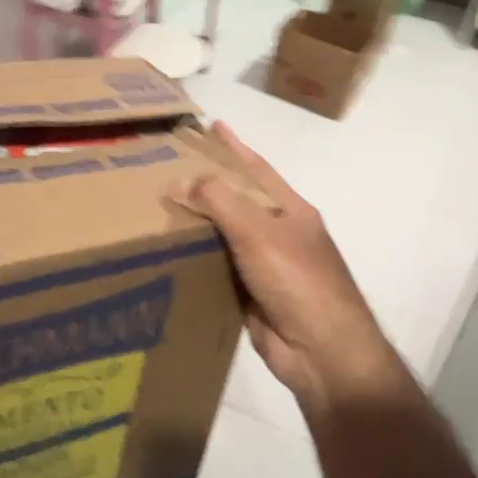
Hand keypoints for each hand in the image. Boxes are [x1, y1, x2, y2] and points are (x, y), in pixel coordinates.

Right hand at [174, 122, 406, 413]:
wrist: (322, 351)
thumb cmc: (298, 280)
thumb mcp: (259, 231)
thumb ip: (219, 201)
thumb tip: (179, 181)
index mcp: (290, 210)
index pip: (256, 169)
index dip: (233, 147)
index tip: (210, 126)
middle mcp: (279, 235)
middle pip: (236, 203)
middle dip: (206, 187)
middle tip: (163, 171)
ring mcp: (265, 268)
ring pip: (224, 239)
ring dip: (196, 226)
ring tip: (156, 210)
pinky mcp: (250, 298)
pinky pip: (217, 272)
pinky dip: (195, 263)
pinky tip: (166, 256)